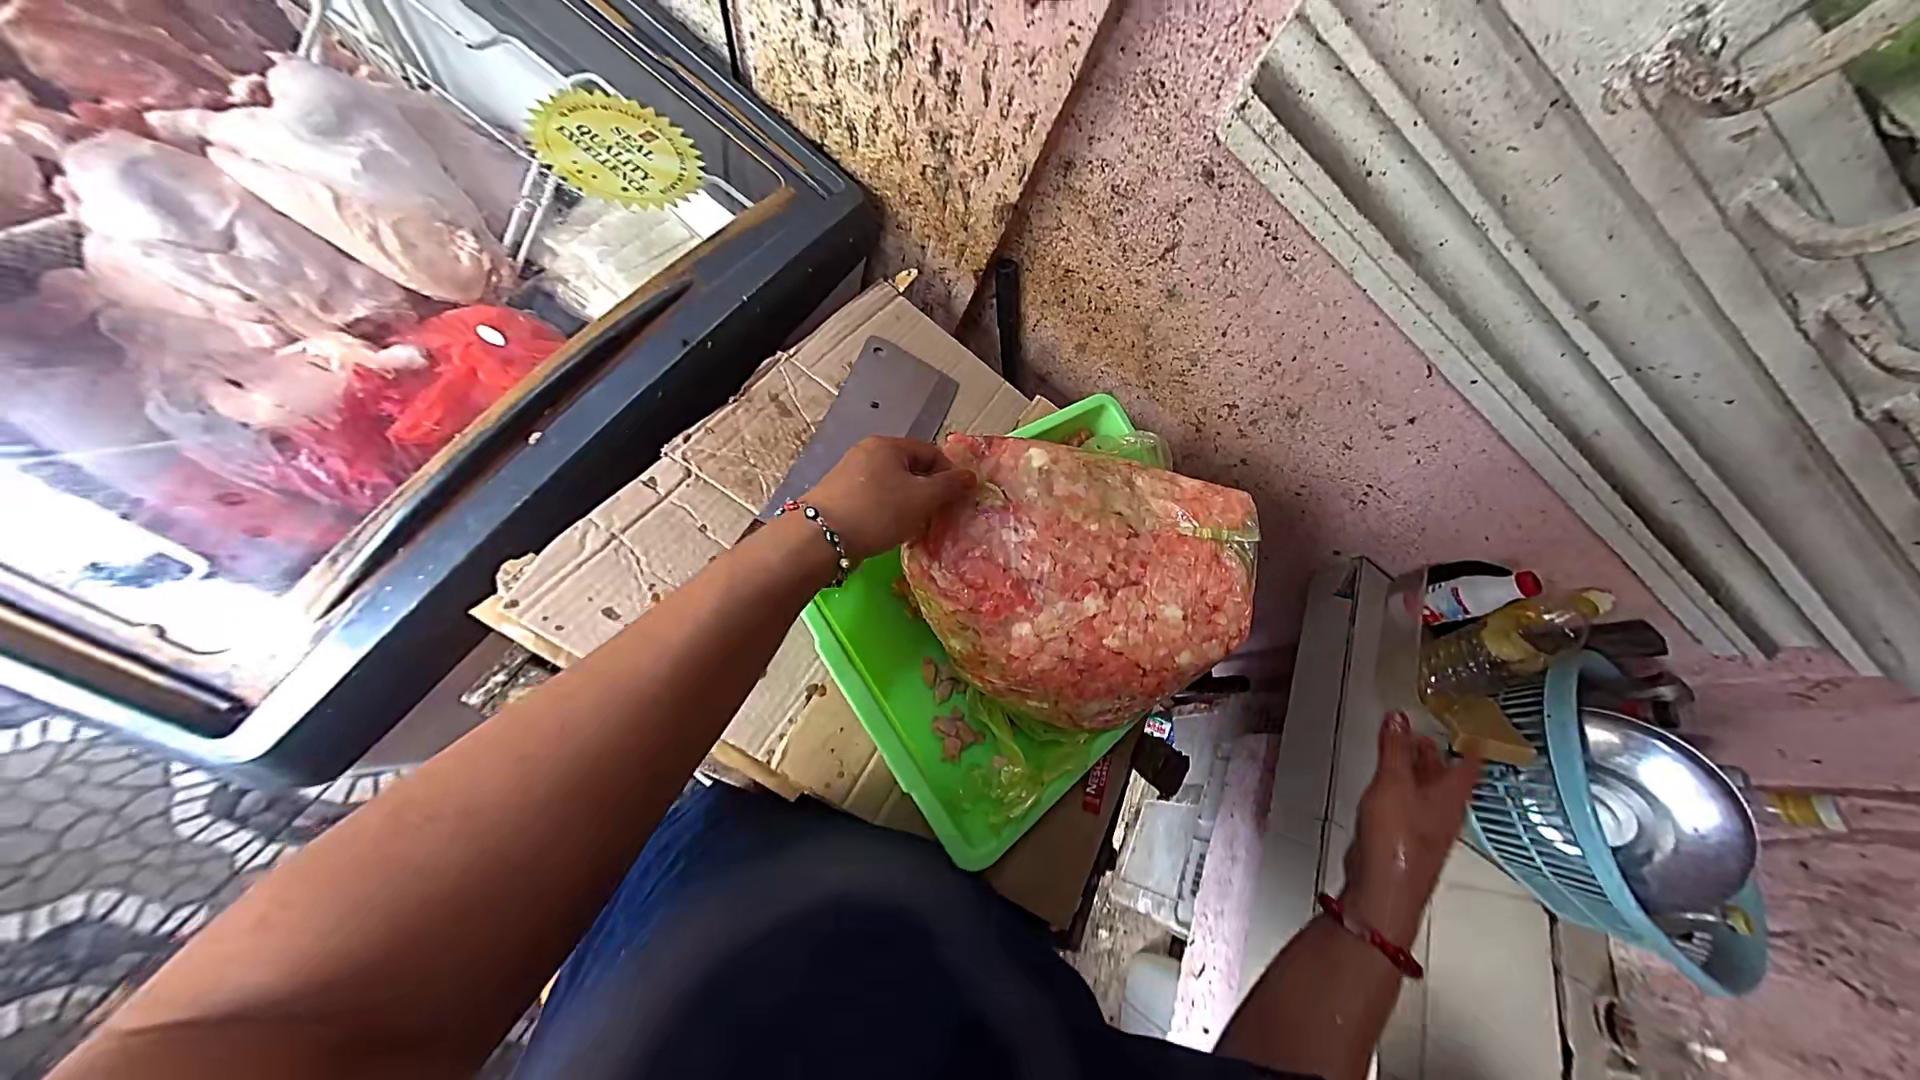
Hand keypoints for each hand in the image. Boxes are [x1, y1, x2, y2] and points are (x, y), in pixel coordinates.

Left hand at [802, 436, 975, 560]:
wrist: (820, 538)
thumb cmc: (878, 512)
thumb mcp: (922, 499)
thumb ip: (949, 486)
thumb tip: (970, 477)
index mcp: (889, 445)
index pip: (932, 452)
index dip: (949, 475)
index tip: (955, 501)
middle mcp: (867, 452)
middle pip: (911, 468)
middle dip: (928, 492)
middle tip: (936, 516)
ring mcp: (850, 473)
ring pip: (893, 485)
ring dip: (908, 504)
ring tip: (913, 527)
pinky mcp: (839, 495)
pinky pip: (874, 498)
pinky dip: (887, 512)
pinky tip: (887, 530)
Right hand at [1341, 712, 1482, 943]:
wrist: (1383, 886)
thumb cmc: (1396, 837)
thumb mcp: (1392, 783)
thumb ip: (1394, 749)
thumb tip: (1399, 717)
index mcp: (1451, 796)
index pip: (1469, 762)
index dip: (1470, 739)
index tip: (1469, 721)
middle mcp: (1445, 810)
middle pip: (1446, 775)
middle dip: (1435, 752)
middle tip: (1423, 729)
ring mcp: (1427, 824)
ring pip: (1427, 788)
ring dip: (1417, 767)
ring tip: (1402, 746)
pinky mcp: (1406, 835)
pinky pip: (1410, 800)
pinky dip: (1403, 784)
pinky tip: (1388, 781)